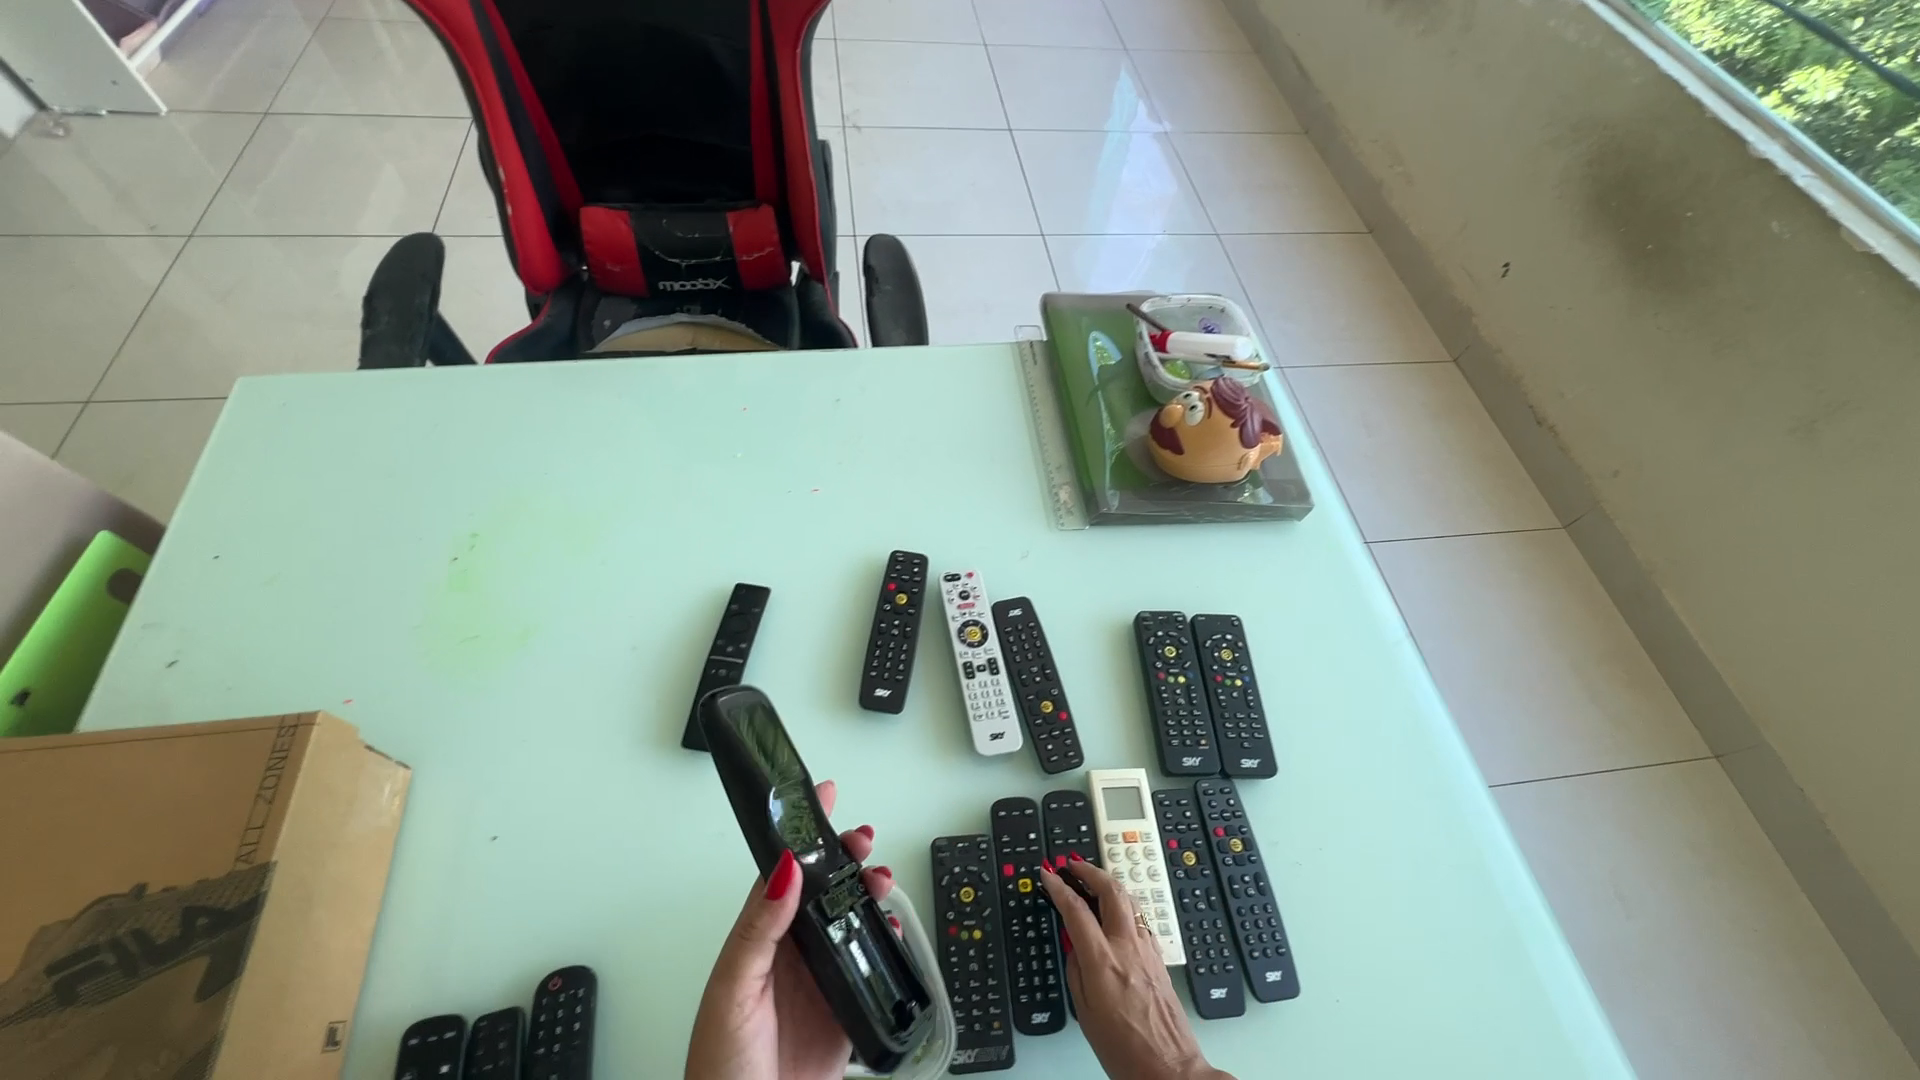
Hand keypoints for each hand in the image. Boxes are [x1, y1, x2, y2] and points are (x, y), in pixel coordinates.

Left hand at [686, 780, 895, 1079]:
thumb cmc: (720, 1065)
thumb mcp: (733, 989)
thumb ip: (759, 930)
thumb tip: (786, 871)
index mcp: (760, 938)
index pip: (785, 872)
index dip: (803, 833)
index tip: (821, 797)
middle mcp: (792, 950)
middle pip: (825, 889)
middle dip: (845, 856)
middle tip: (862, 838)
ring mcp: (821, 977)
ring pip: (852, 918)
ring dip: (868, 891)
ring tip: (879, 878)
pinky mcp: (846, 1007)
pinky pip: (872, 962)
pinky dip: (887, 939)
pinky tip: (890, 925)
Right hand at [1038, 857, 1234, 1079]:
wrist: (1170, 1068)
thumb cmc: (1124, 1049)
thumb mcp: (1085, 1011)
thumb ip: (1076, 970)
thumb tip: (1074, 944)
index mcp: (1103, 961)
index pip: (1076, 909)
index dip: (1059, 887)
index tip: (1048, 874)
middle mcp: (1127, 947)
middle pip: (1110, 890)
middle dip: (1089, 870)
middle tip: (1072, 863)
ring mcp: (1146, 950)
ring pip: (1129, 899)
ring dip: (1108, 882)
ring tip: (1092, 878)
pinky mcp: (1159, 958)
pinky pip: (1140, 918)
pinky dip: (1124, 904)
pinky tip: (1117, 910)